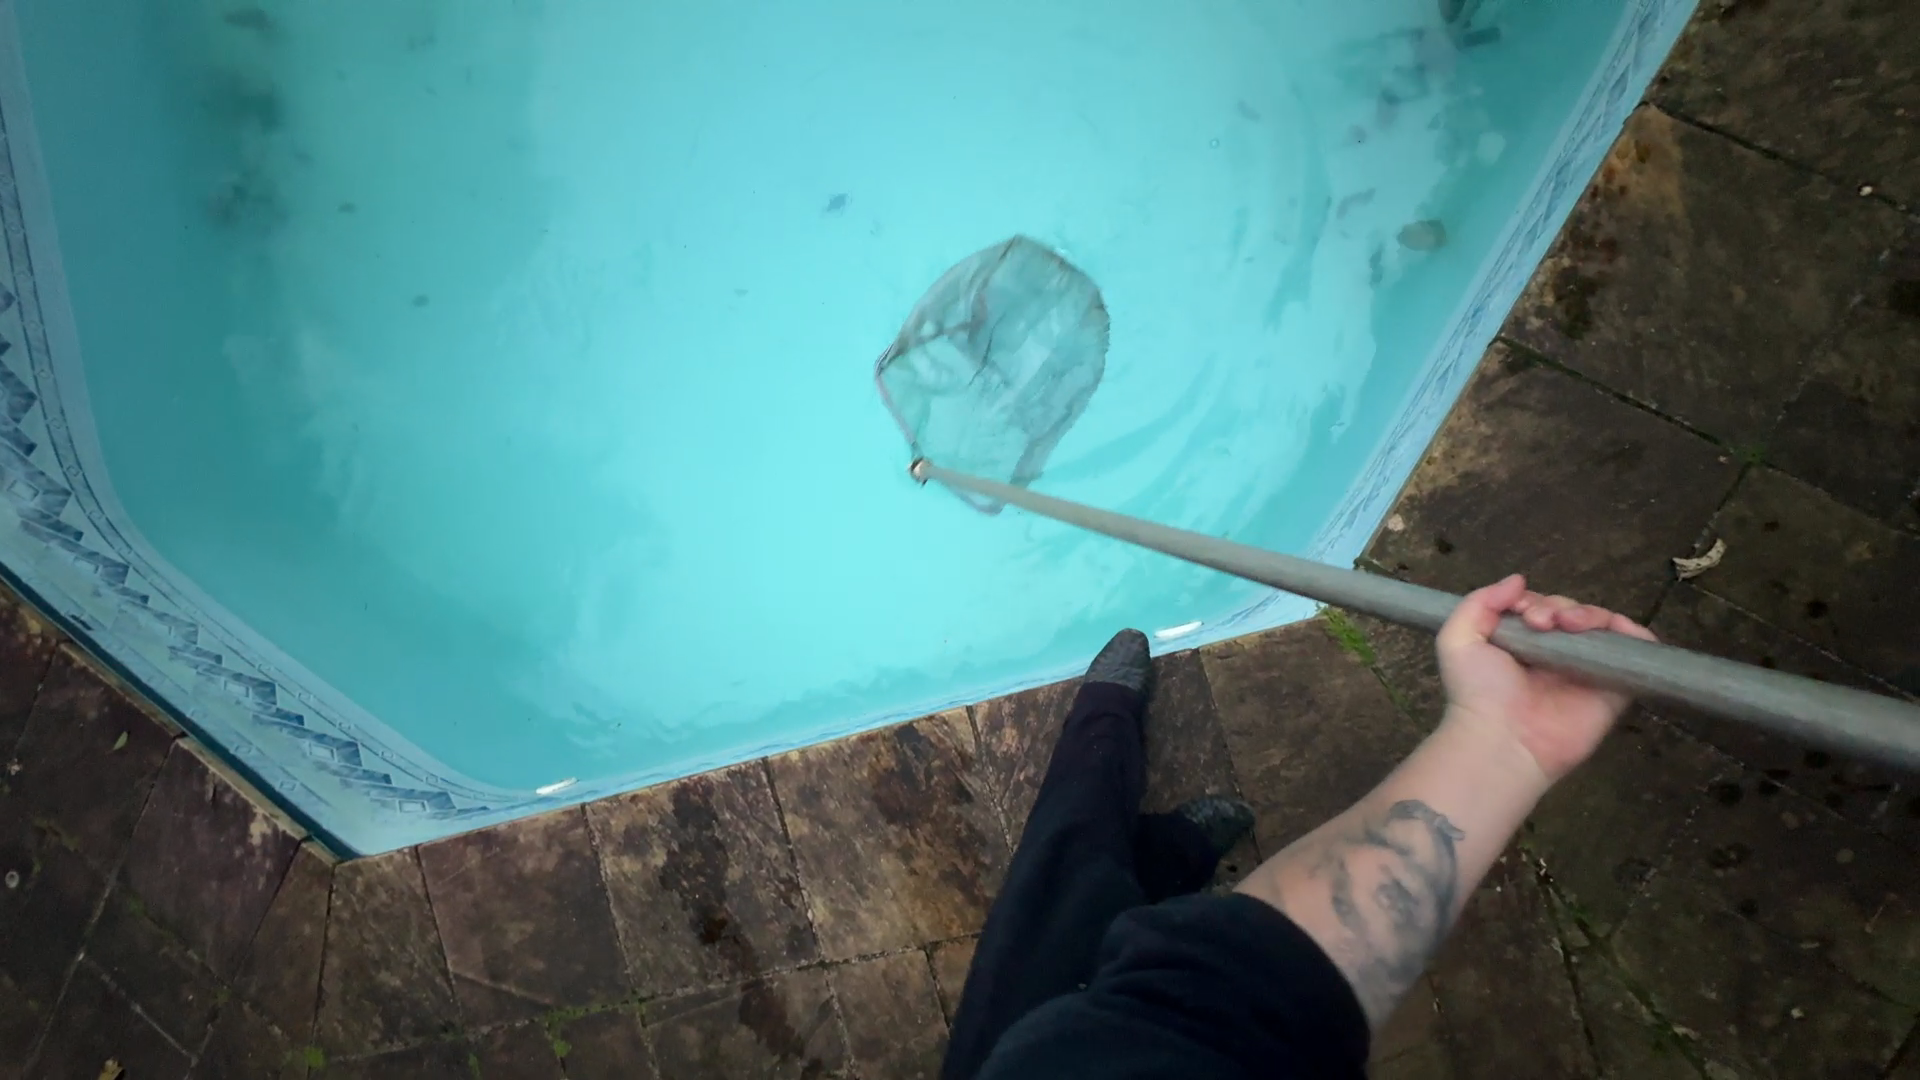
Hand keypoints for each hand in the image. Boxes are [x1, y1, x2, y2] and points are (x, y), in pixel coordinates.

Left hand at [1435, 574, 1654, 783]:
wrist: (1504, 736)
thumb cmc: (1477, 689)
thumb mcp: (1458, 639)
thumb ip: (1479, 603)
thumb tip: (1517, 580)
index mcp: (1516, 641)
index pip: (1536, 606)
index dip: (1533, 602)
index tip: (1524, 614)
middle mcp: (1551, 652)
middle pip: (1570, 611)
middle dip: (1559, 606)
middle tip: (1543, 622)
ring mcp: (1584, 667)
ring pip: (1600, 625)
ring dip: (1590, 614)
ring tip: (1570, 624)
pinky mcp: (1614, 686)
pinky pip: (1635, 652)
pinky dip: (1635, 634)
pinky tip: (1619, 630)